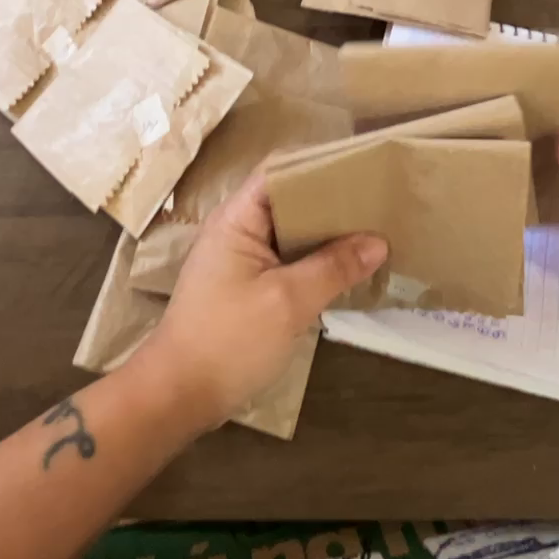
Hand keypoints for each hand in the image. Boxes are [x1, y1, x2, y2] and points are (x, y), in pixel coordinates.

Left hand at [136, 172, 386, 428]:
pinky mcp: (245, 284)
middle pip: (287, 198)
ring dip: (325, 232)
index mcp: (237, 218)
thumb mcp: (288, 302)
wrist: (179, 394)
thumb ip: (334, 267)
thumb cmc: (229, 339)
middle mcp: (236, 228)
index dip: (318, 164)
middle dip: (330, 199)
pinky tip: (346, 266)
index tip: (361, 168)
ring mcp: (239, 257)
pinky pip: (285, 258)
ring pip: (289, 231)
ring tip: (372, 227)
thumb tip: (378, 241)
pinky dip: (313, 258)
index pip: (279, 171)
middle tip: (377, 199)